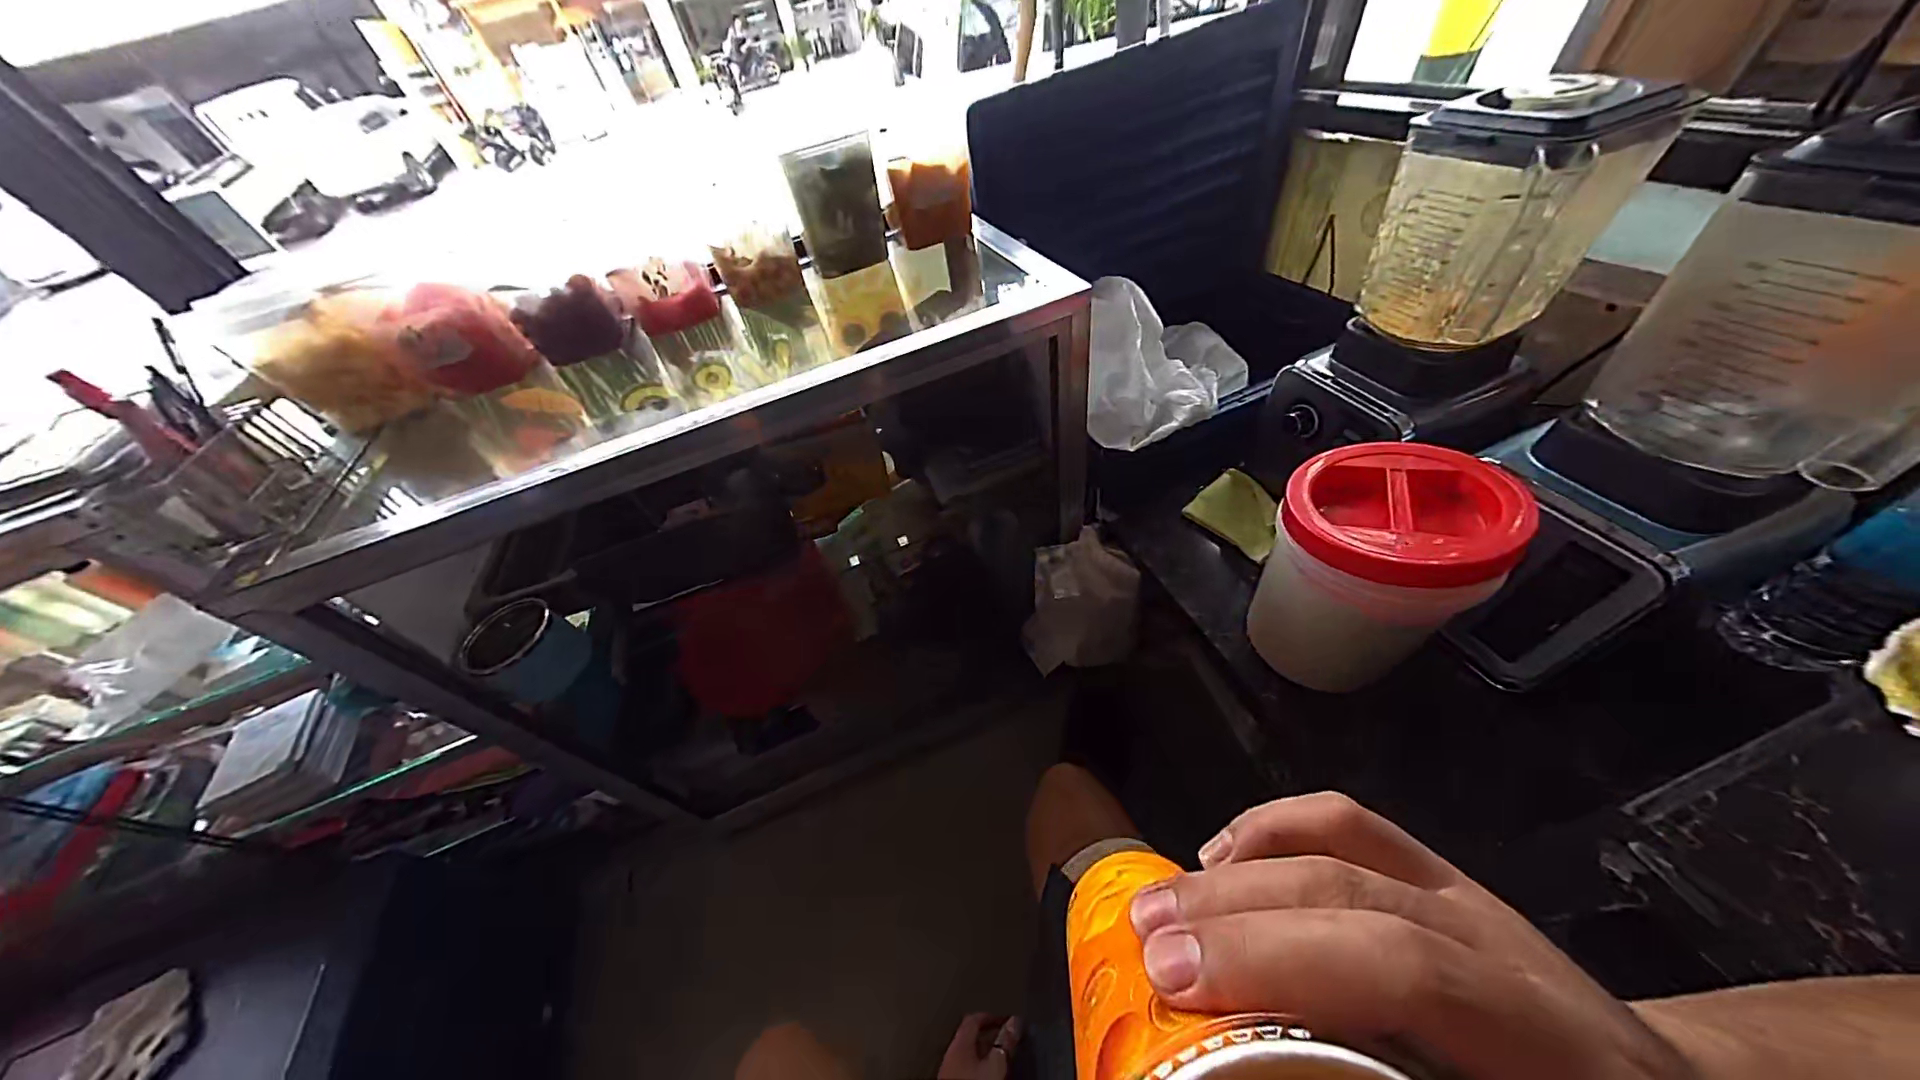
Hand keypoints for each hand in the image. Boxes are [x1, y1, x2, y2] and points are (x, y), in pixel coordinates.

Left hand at [937, 1014, 1020, 1079]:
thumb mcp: (996, 1065)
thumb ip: (1005, 1043)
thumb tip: (1015, 1022)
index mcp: (960, 1044)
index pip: (973, 1019)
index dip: (991, 1017)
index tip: (1006, 1021)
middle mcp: (952, 1054)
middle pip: (970, 1037)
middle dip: (989, 1036)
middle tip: (1006, 1039)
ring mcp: (949, 1072)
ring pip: (969, 1055)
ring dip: (985, 1054)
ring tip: (1002, 1059)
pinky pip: (967, 1069)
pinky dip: (980, 1068)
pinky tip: (990, 1076)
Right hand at [1127, 793, 1698, 1079]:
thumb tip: (1262, 1071)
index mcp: (1550, 1045)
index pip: (1403, 969)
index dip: (1281, 963)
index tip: (1179, 989)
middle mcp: (1508, 951)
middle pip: (1350, 893)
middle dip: (1233, 917)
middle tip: (1145, 949)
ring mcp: (1469, 895)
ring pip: (1339, 841)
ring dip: (1236, 869)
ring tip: (1160, 904)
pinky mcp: (1438, 872)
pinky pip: (1348, 821)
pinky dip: (1271, 828)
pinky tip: (1218, 855)